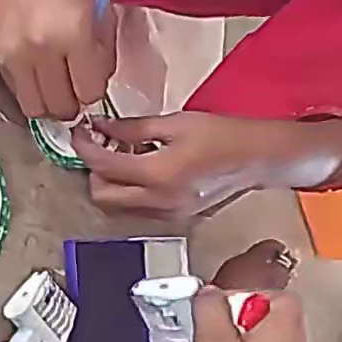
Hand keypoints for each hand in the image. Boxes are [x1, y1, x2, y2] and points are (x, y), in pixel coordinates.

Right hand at [0, 0, 113, 120]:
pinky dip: (30, 89)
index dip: (95, 90)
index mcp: (75, 34)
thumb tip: (97, 82)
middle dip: (72, 104)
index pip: (90, 91)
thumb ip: (103, 49)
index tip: (93, 80)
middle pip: (61, 107)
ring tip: (55, 87)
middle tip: (75, 89)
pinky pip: (17, 91)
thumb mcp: (99, 7)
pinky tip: (38, 71)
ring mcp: (17, 55)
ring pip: (35, 108)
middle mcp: (44, 49)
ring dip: (48, 104)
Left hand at [75, 113, 341, 218]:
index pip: (103, 166)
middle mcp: (158, 202)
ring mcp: (165, 215)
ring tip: (123, 154)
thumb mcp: (175, 122)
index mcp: (158, 175)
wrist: (261, 159)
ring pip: (116, 206)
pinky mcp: (172, 219)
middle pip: (101, 196)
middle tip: (100, 144)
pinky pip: (135, 209)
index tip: (80, 131)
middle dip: (93, 170)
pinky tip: (142, 168)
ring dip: (110, 182)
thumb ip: (132, 128)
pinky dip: (128, 190)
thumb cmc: (224, 135)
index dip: (84, 146)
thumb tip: (99, 126)